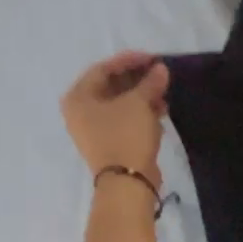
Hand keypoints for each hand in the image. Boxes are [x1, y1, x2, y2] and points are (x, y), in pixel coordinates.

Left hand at [62, 52, 170, 185]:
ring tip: (164, 95)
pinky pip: (125, 122)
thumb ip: (150, 82)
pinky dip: (141, 115)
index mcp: (78, 98)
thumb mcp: (139, 104)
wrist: (128, 182)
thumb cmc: (125, 136)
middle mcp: (80, 112)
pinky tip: (161, 112)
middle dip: (137, 80)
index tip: (152, 59)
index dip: (129, 61)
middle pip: (111, 87)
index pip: (103, 69)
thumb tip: (161, 69)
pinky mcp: (111, 145)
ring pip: (120, 105)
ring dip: (142, 98)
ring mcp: (95, 131)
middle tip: (159, 75)